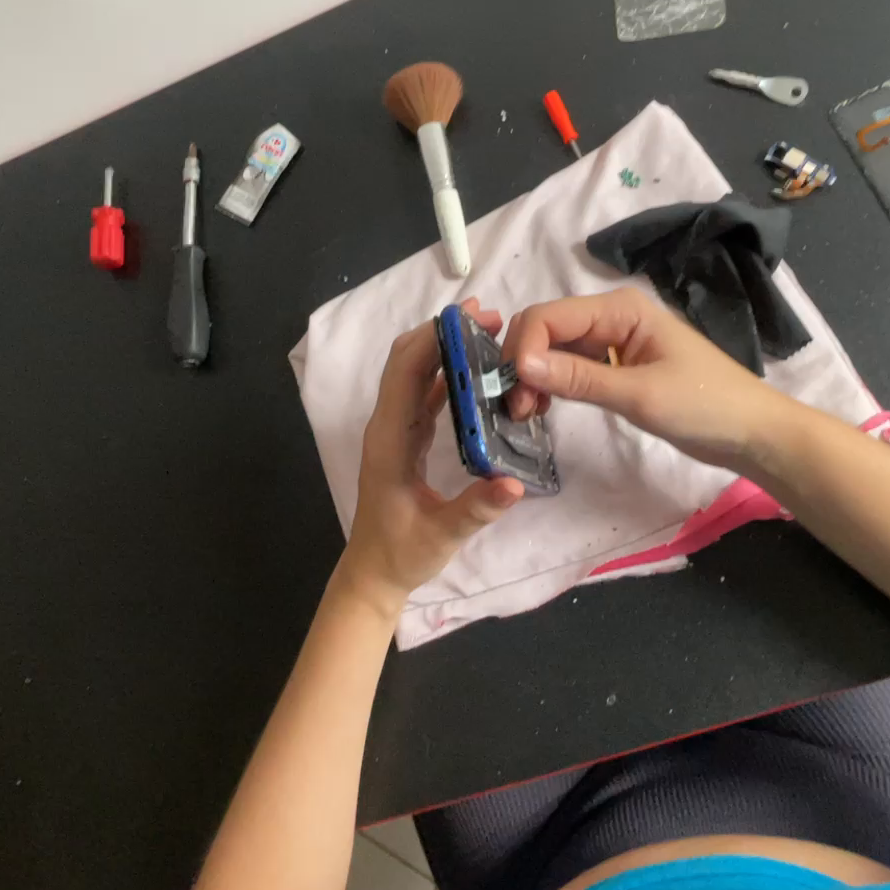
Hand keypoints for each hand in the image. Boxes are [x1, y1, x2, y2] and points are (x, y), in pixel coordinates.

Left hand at [340, 299, 524, 611]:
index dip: (433, 340)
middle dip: (442, 333)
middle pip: (406, 362)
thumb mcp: (441, 535)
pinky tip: (474, 368)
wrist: (374, 573)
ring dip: (444, 349)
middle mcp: (388, 426)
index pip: (405, 374)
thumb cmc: (402, 554)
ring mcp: (395, 431)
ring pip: (414, 374)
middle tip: (489, 316)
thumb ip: (476, 509)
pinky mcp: (406, 439)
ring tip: (487, 332)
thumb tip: (516, 484)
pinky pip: (422, 395)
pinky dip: (444, 375)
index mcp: (389, 440)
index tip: (470, 318)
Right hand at [501, 288, 783, 469]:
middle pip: (545, 329)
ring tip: (527, 413)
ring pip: (552, 349)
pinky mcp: (613, 365)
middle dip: (522, 363)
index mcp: (620, 308)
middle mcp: (610, 316)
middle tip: (517, 409)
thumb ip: (578, 379)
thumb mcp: (639, 394)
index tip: (514, 392)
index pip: (549, 316)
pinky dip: (550, 384)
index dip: (523, 349)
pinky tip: (545, 407)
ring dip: (533, 376)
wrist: (751, 432)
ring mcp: (611, 341)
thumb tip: (520, 367)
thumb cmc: (705, 406)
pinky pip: (568, 366)